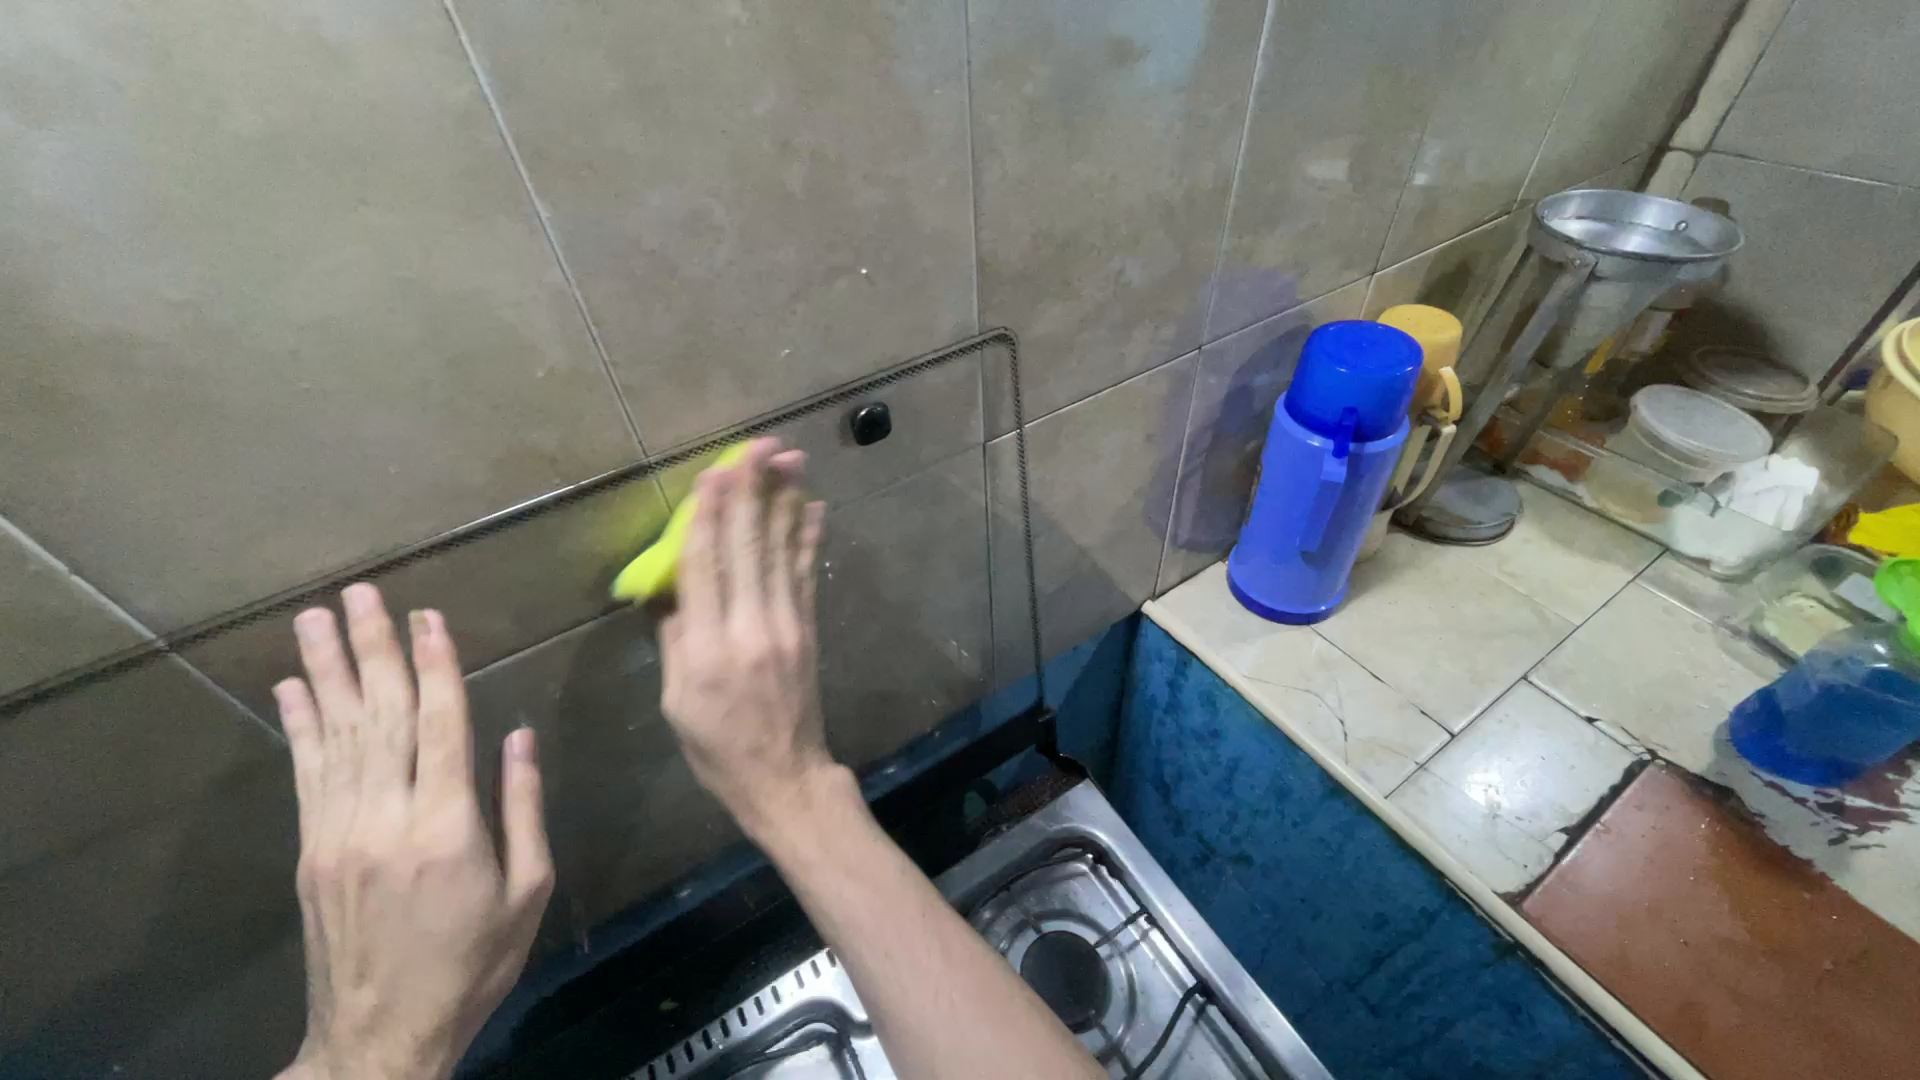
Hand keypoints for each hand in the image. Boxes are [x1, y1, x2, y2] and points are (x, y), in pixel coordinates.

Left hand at [274, 584, 553, 1079]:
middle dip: (373, 650)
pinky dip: (299, 727)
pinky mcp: (311, 851)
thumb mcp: (528, 889)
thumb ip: (523, 808)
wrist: (383, 1035)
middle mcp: (386, 818)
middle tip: (361, 595)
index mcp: (448, 827)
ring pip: (336, 736)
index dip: (436, 667)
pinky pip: (305, 776)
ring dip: (327, 671)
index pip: (441, 726)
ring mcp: (339, 833)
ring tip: (317, 620)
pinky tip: (293, 688)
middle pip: (381, 717)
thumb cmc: (476, 960)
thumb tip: (520, 736)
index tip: (427, 618)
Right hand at [659, 438, 832, 838]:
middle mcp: (750, 627)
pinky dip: (808, 538)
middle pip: (748, 548)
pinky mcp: (808, 630)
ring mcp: (786, 626)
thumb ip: (675, 639)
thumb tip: (671, 588)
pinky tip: (812, 507)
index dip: (708, 516)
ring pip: (780, 552)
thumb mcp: (676, 701)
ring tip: (790, 459)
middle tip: (759, 446)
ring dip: (784, 501)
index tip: (714, 473)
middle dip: (752, 492)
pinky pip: (806, 575)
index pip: (705, 567)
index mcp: (707, 648)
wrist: (784, 775)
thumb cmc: (718, 746)